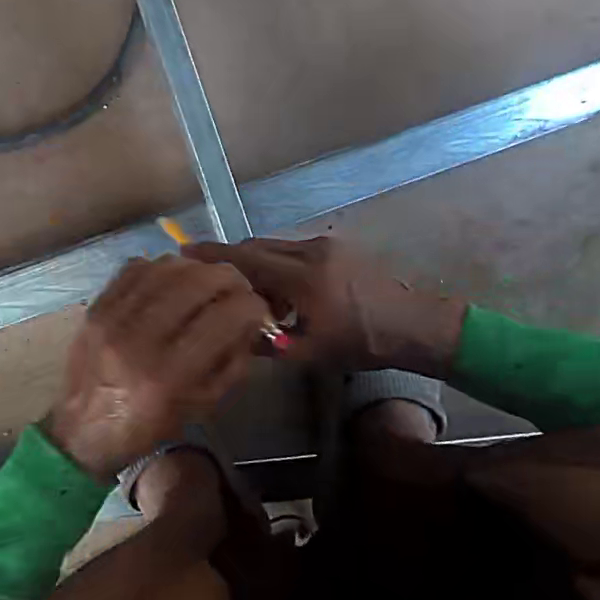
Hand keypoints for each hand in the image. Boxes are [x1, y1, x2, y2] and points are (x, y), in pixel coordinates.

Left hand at [46, 255, 272, 478]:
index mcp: (169, 375)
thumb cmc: (148, 426)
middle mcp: (140, 338)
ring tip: (207, 285)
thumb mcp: (203, 405)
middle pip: (200, 280)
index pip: (226, 316)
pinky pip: (139, 267)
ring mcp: (114, 316)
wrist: (82, 429)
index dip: (253, 307)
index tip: (258, 311)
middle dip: (231, 280)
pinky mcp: (97, 305)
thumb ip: (233, 360)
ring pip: (170, 266)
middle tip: (238, 291)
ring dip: (199, 270)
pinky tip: (173, 284)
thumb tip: (252, 319)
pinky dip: (164, 269)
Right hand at [182, 236, 465, 374]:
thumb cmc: (362, 342)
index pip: (247, 258)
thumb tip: (239, 335)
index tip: (185, 252)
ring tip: (254, 297)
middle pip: (257, 247)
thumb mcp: (311, 353)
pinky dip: (279, 266)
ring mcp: (325, 246)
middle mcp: (310, 251)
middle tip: (215, 281)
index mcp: (302, 276)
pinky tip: (283, 294)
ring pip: (275, 247)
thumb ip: (270, 344)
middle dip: (233, 261)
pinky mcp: (337, 248)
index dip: (213, 256)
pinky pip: (294, 251)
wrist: (414, 325)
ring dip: (258, 266)